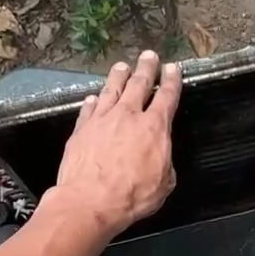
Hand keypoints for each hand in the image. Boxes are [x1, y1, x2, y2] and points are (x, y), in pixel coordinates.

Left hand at [46, 50, 180, 238]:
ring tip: (122, 66)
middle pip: (139, 84)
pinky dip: (93, 101)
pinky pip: (89, 109)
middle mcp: (128, 116)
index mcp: (154, 128)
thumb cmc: (132, 195)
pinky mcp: (81, 129)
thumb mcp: (163, 184)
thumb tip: (159, 158)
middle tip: (149, 55)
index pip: (167, 97)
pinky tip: (93, 97)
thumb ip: (164, 165)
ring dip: (118, 77)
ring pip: (112, 90)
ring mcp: (102, 120)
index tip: (173, 68)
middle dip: (146, 68)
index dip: (172, 81)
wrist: (90, 200)